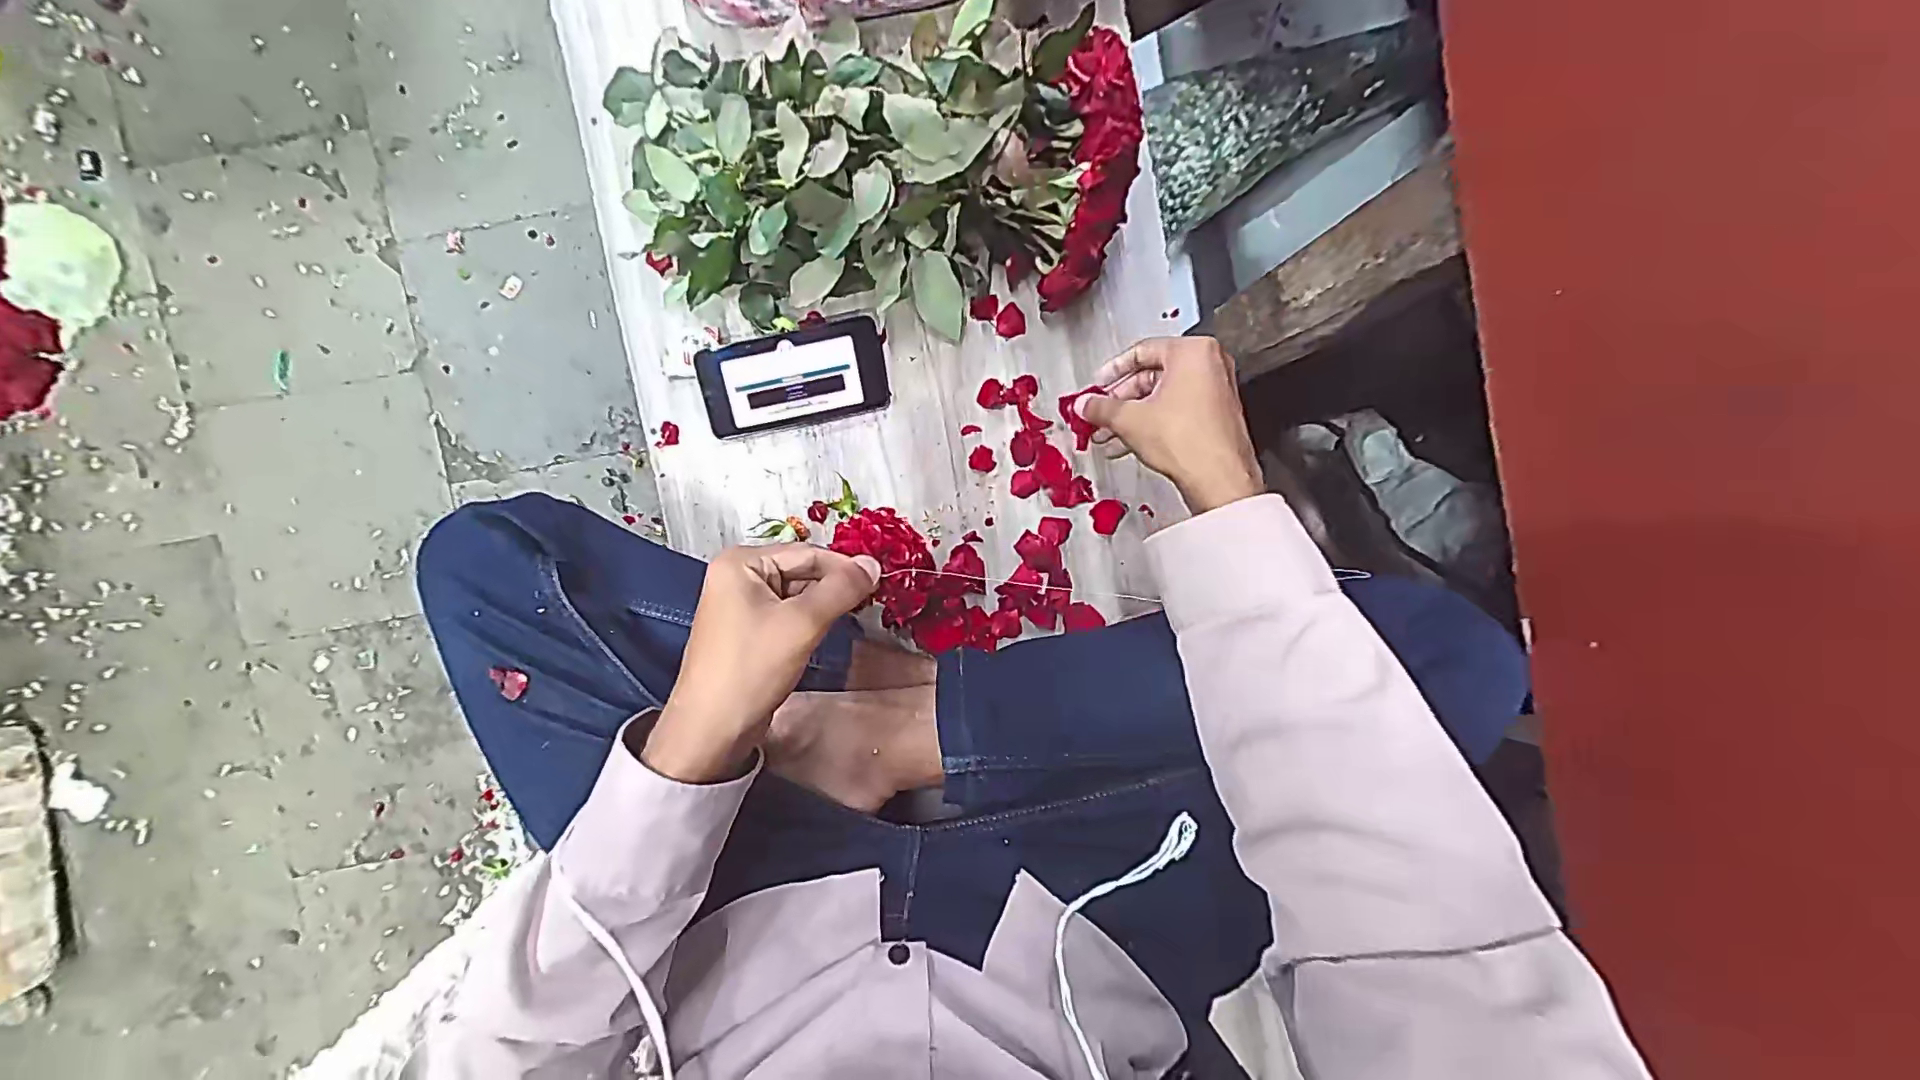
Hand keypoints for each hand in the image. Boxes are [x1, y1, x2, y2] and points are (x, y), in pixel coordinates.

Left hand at [642, 544, 879, 782]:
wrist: (712, 729)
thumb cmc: (750, 670)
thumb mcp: (803, 623)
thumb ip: (841, 589)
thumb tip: (873, 564)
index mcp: (741, 563)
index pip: (807, 552)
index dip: (844, 566)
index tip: (878, 579)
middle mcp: (738, 576)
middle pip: (803, 570)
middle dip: (834, 586)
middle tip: (869, 601)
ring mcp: (742, 604)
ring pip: (799, 593)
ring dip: (825, 604)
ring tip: (852, 617)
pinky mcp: (750, 629)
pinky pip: (789, 613)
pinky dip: (811, 620)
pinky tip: (825, 632)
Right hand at [1081, 337, 1264, 513]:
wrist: (1218, 477)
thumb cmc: (1189, 440)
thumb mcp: (1129, 419)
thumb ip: (1101, 408)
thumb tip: (1086, 404)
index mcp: (1192, 352)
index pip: (1141, 351)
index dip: (1112, 371)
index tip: (1099, 384)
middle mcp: (1209, 365)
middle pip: (1151, 376)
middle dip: (1120, 399)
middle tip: (1100, 412)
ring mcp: (1215, 390)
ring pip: (1161, 397)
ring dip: (1131, 415)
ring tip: (1109, 433)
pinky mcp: (1215, 415)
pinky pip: (1175, 411)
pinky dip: (1151, 423)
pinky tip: (1129, 441)